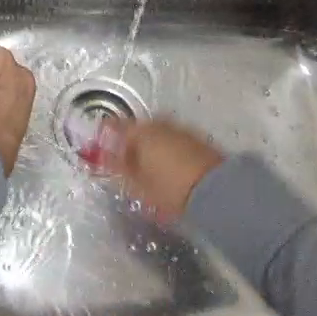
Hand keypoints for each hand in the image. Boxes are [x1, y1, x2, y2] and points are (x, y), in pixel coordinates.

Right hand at [85, 118, 225, 224]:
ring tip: (148, 166)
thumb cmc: (171, 189)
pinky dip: (166, 148)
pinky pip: (173, 139)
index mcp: (139, 131)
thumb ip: (117, 167)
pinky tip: (168, 166)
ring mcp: (180, 129)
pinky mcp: (197, 140)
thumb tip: (102, 157)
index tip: (98, 146)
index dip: (104, 135)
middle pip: (136, 128)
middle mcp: (158, 124)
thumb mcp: (138, 184)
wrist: (218, 192)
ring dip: (149, 145)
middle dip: (128, 141)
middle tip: (124, 160)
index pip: (114, 126)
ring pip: (156, 133)